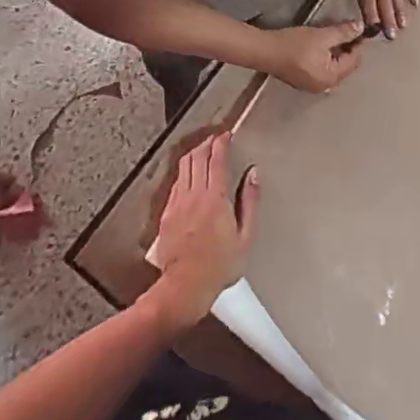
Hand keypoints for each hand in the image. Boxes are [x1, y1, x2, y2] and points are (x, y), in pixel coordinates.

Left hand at [147, 134, 259, 329]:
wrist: (186, 283)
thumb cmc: (219, 265)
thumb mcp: (245, 236)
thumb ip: (249, 202)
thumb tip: (252, 175)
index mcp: (215, 198)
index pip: (216, 159)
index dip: (220, 143)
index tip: (225, 135)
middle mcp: (194, 194)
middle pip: (197, 157)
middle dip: (206, 143)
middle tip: (214, 139)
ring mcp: (178, 201)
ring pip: (184, 167)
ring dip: (194, 154)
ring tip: (202, 150)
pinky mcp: (168, 211)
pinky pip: (176, 182)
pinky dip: (184, 171)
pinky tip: (188, 175)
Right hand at [261, 20, 365, 92]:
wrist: (263, 51)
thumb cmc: (293, 44)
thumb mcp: (321, 35)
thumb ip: (343, 32)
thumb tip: (362, 27)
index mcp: (332, 78)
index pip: (354, 60)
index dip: (356, 43)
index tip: (355, 28)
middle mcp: (324, 86)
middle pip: (344, 67)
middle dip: (345, 49)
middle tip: (342, 32)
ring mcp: (311, 86)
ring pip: (331, 68)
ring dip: (333, 54)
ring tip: (328, 38)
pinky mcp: (300, 81)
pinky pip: (320, 70)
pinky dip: (322, 59)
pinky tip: (315, 48)